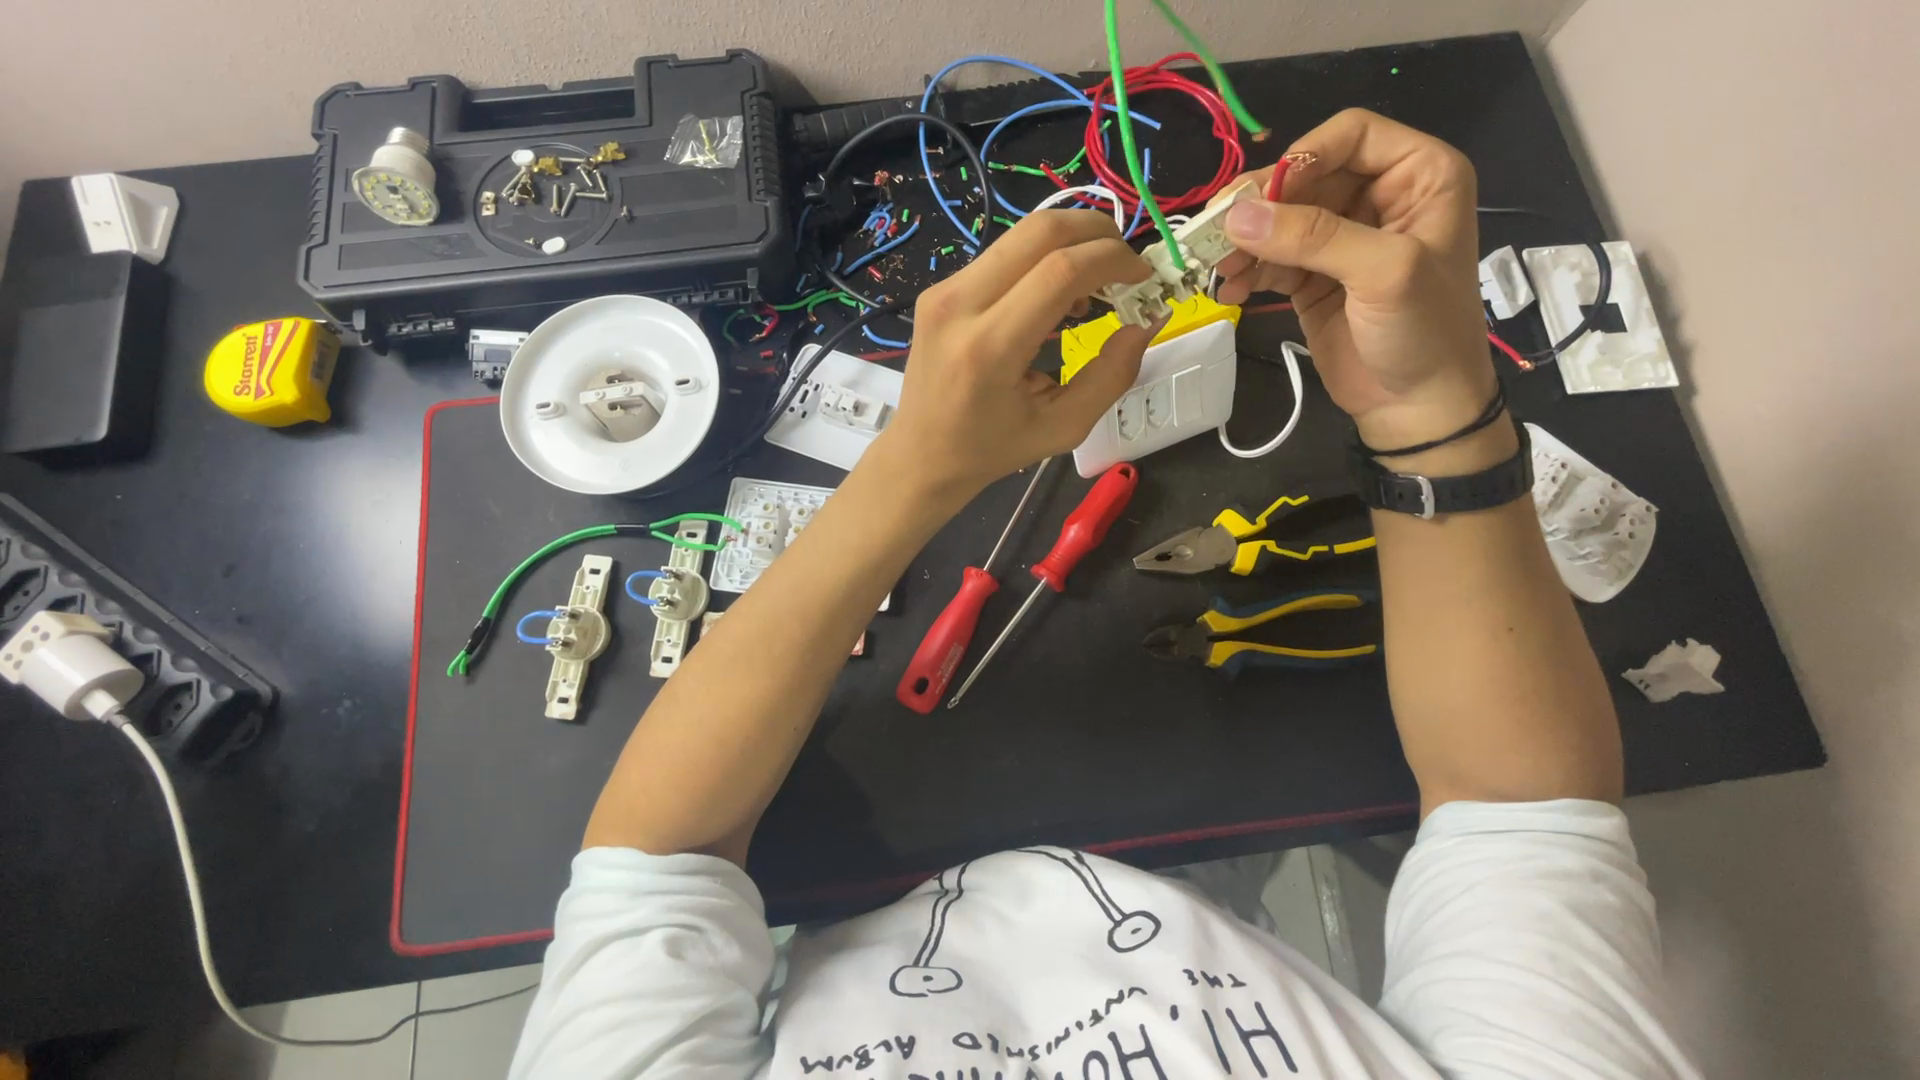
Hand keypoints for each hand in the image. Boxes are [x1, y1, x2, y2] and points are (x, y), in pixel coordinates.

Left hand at [872, 210, 1156, 497]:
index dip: (1112, 260)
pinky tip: (1056, 297)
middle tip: (1125, 264)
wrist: (922, 455)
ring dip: (1070, 245)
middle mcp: (958, 307)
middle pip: (1039, 231)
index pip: (1059, 271)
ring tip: (1092, 288)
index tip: (1143, 277)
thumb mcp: (1064, 427)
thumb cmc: (993, 449)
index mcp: (987, 349)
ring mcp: (943, 292)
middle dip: (1097, 233)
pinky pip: (1002, 254)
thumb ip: (1112, 375)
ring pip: (1020, 235)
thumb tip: (1148, 321)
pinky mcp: (940, 289)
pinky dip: (1042, 259)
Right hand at [1213, 109, 1494, 451]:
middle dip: (1260, 205)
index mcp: (1418, 175)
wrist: (1417, 408)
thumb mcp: (1382, 273)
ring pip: (1279, 219)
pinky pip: (1269, 259)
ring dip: (1244, 242)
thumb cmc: (1424, 331)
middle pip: (1303, 177)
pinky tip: (1230, 291)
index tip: (1263, 196)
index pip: (1351, 134)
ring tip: (1219, 271)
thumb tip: (1236, 216)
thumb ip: (1313, 237)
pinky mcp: (1311, 277)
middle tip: (1216, 232)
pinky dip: (1245, 272)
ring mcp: (1340, 240)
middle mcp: (1377, 198)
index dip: (1304, 156)